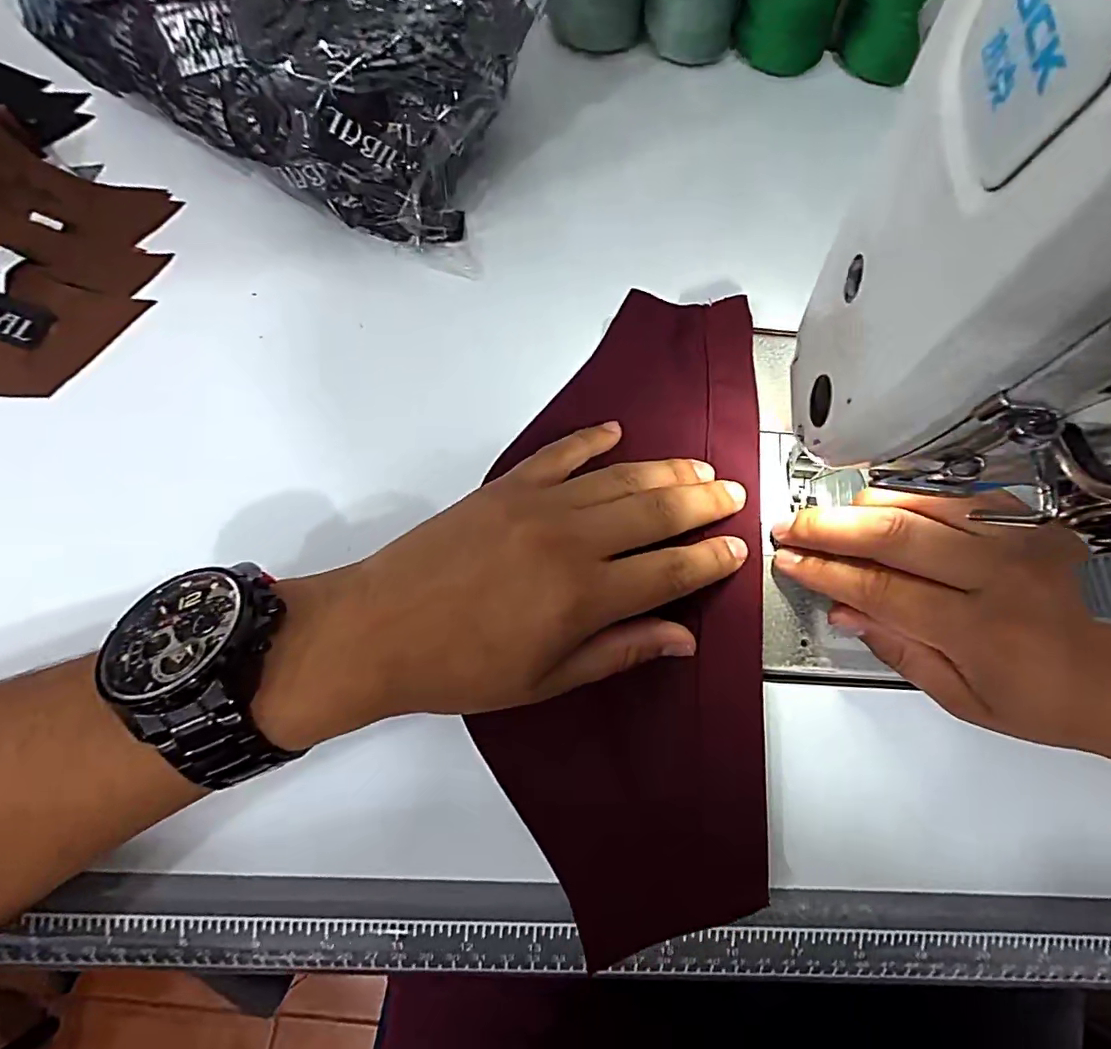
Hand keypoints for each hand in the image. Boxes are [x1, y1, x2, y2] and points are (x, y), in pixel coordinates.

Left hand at [255, 422, 749, 748]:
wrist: (375, 631)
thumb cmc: (458, 666)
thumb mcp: (547, 679)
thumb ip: (620, 651)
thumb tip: (680, 639)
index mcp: (585, 596)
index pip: (670, 570)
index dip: (710, 559)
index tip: (734, 549)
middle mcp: (570, 542)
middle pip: (658, 511)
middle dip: (704, 502)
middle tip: (732, 495)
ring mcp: (538, 505)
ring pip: (622, 477)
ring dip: (666, 470)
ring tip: (698, 468)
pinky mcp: (506, 486)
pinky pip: (561, 454)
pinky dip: (592, 439)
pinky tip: (617, 432)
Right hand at [770, 488, 1110, 756]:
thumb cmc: (1059, 699)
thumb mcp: (968, 699)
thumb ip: (902, 651)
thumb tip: (849, 614)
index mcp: (977, 631)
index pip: (879, 588)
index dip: (824, 571)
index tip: (792, 561)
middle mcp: (996, 577)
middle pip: (893, 535)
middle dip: (828, 526)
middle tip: (792, 525)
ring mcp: (1017, 541)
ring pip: (922, 504)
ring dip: (864, 504)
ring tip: (827, 512)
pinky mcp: (1030, 522)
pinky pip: (958, 495)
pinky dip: (912, 493)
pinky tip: (884, 499)